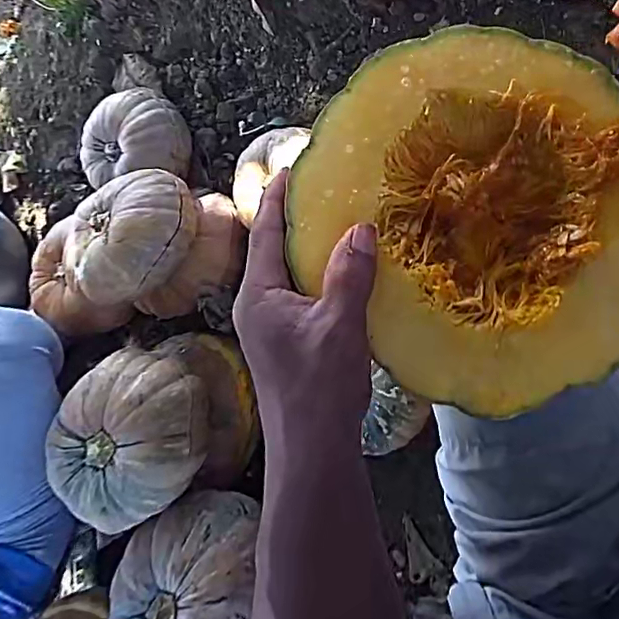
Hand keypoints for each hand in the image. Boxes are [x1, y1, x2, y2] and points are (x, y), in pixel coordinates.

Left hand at [233, 169, 377, 449]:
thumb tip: (361, 229)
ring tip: (336, 221)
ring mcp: (272, 326)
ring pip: (288, 273)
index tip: (289, 167)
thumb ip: (349, 276)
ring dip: (308, 247)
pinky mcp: (290, 340)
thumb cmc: (319, 387)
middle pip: (271, 250)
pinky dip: (320, 273)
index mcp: (259, 296)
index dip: (275, 198)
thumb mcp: (339, 325)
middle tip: (321, 189)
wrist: (313, 450)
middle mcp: (258, 306)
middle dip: (292, 218)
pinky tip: (346, 271)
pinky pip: (302, 292)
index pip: (263, 234)